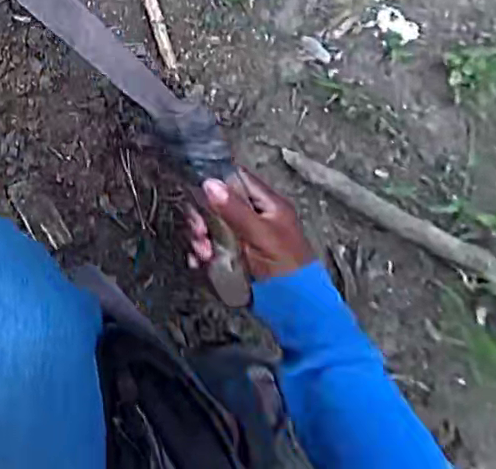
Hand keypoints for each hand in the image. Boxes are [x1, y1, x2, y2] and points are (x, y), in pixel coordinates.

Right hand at [185, 168, 314, 281]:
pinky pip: (209, 244)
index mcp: (267, 205)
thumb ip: (236, 210)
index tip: (195, 189)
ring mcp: (242, 236)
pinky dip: (201, 251)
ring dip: (200, 236)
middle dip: (202, 215)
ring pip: (208, 223)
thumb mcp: (262, 237)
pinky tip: (200, 260)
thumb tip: (208, 182)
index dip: (214, 178)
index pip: (236, 177)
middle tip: (199, 231)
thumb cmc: (288, 274)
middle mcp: (253, 216)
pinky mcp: (233, 254)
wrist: (300, 319)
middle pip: (215, 201)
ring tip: (203, 253)